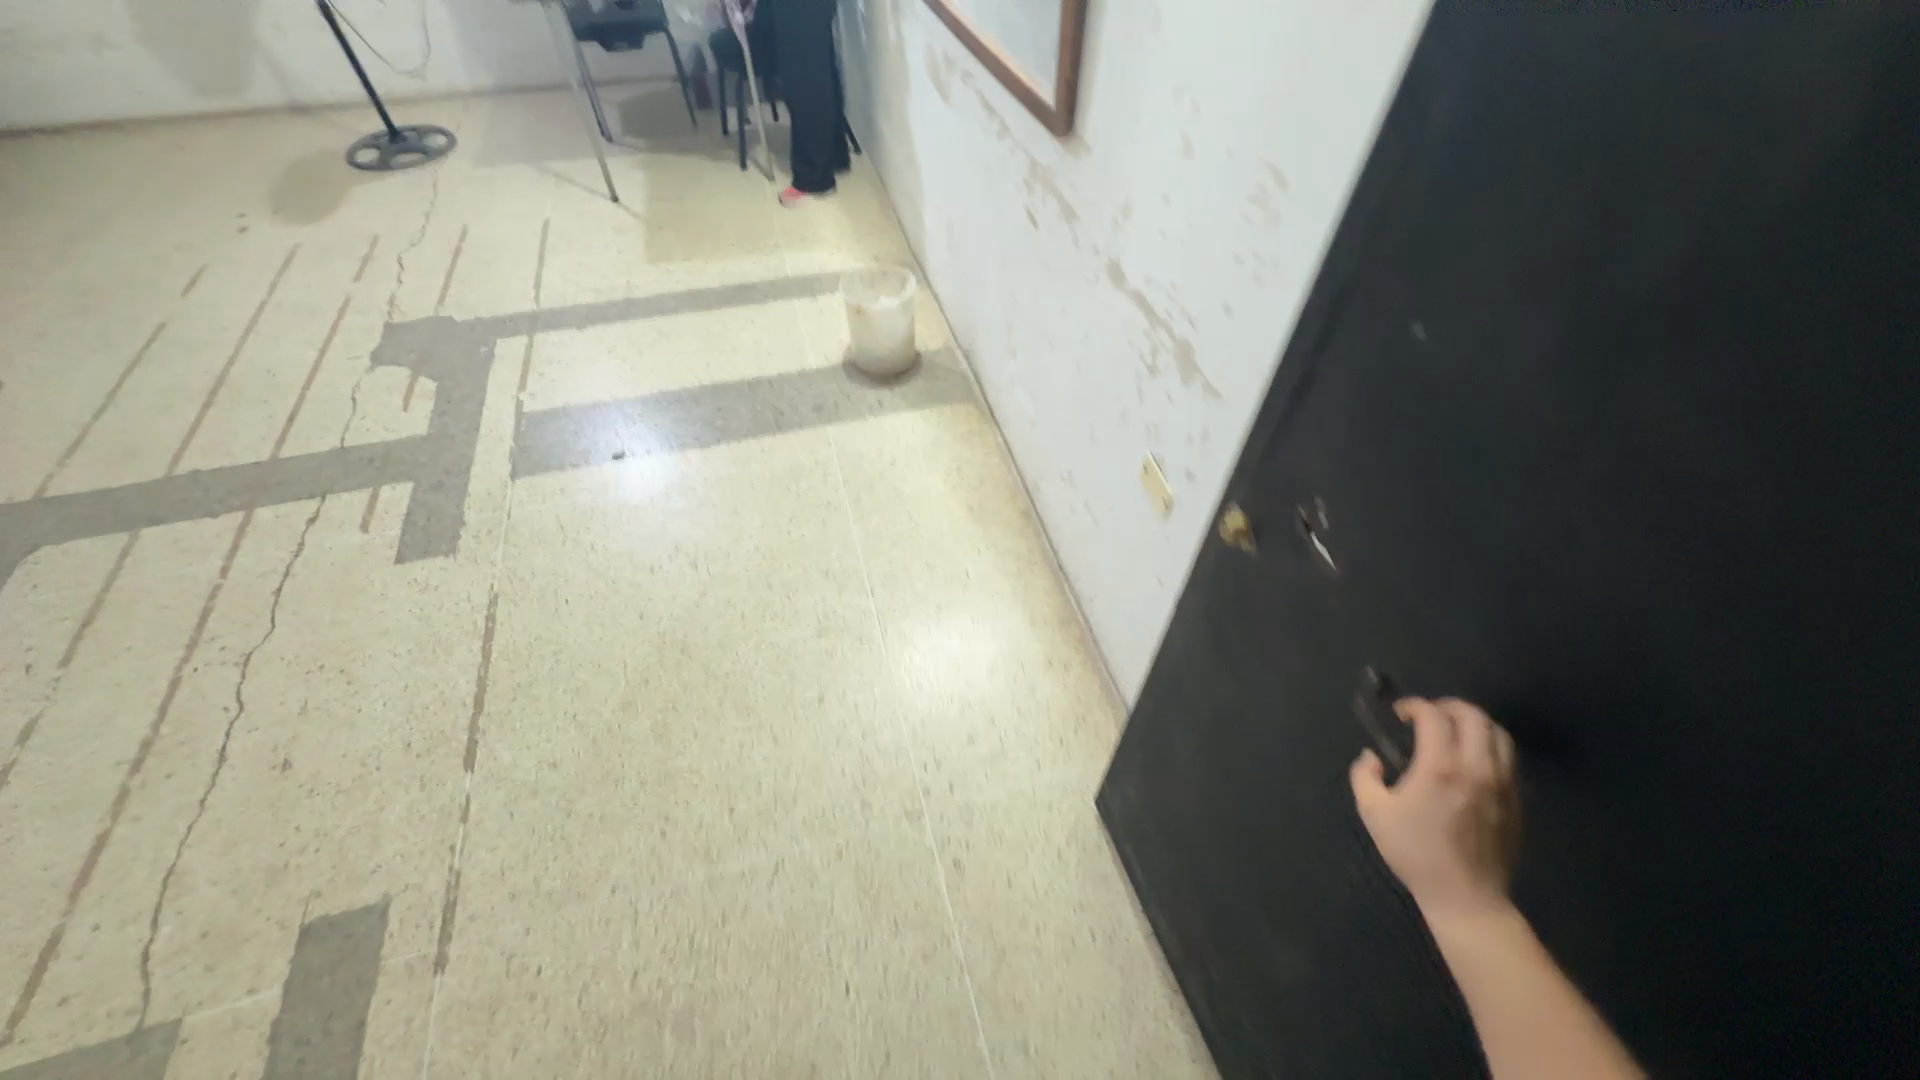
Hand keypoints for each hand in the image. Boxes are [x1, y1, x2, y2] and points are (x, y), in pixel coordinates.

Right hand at [1350, 697, 1521, 919]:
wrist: (1466, 896)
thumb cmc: (1415, 852)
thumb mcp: (1373, 812)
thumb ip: (1364, 776)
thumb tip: (1371, 757)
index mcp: (1440, 767)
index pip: (1434, 716)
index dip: (1415, 706)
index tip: (1400, 713)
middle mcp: (1477, 767)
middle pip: (1474, 716)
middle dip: (1448, 706)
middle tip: (1428, 715)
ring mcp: (1502, 784)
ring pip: (1499, 735)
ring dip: (1474, 724)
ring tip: (1453, 732)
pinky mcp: (1516, 801)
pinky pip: (1508, 760)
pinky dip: (1489, 747)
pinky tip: (1471, 761)